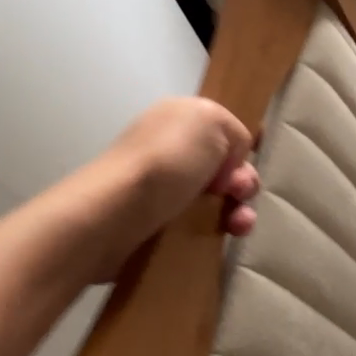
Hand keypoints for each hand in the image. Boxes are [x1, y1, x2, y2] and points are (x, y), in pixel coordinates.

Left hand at [69, 97, 261, 279]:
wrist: (113, 215)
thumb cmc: (167, 160)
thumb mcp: (214, 122)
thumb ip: (235, 132)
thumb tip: (228, 163)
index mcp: (181, 118)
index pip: (224, 129)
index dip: (241, 147)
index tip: (242, 163)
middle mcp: (171, 149)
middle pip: (224, 166)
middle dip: (243, 181)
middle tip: (239, 194)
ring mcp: (163, 188)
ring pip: (216, 199)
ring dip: (237, 210)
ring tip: (239, 225)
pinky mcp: (157, 224)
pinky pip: (198, 225)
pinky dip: (216, 230)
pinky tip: (225, 236)